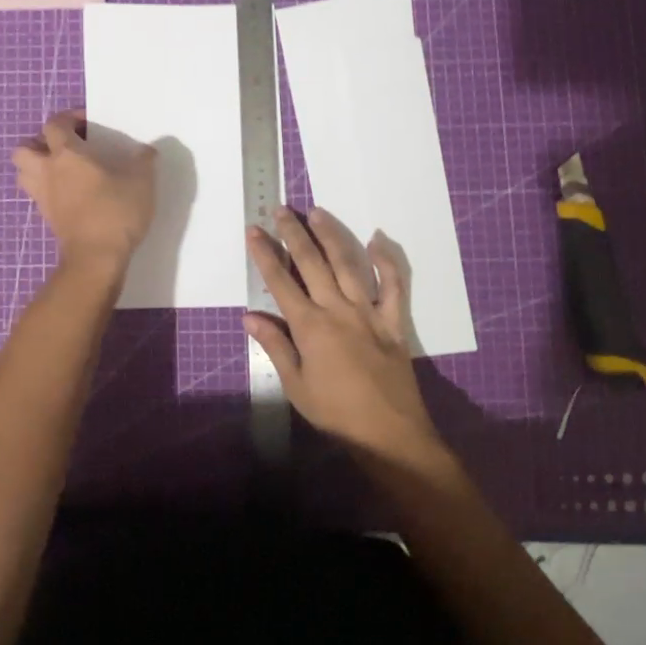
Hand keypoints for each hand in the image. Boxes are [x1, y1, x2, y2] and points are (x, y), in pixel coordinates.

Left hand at [13, 109, 156, 268]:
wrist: (96, 258)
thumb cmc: (116, 212)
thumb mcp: (141, 181)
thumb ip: (144, 161)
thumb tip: (147, 150)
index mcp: (66, 154)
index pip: (54, 125)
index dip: (68, 119)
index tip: (87, 124)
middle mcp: (47, 172)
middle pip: (23, 149)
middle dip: (38, 144)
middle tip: (63, 148)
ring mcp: (43, 197)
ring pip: (23, 173)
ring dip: (36, 167)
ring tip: (62, 170)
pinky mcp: (46, 218)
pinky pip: (37, 195)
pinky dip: (47, 189)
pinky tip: (70, 193)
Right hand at [245, 206, 442, 465]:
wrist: (390, 435)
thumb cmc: (335, 414)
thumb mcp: (295, 386)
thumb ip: (275, 346)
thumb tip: (251, 316)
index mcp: (309, 327)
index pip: (281, 282)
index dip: (265, 254)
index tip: (254, 230)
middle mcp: (338, 310)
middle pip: (312, 264)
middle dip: (294, 234)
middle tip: (282, 209)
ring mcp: (369, 313)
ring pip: (349, 265)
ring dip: (332, 236)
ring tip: (318, 213)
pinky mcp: (394, 322)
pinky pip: (394, 286)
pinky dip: (387, 261)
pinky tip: (377, 239)